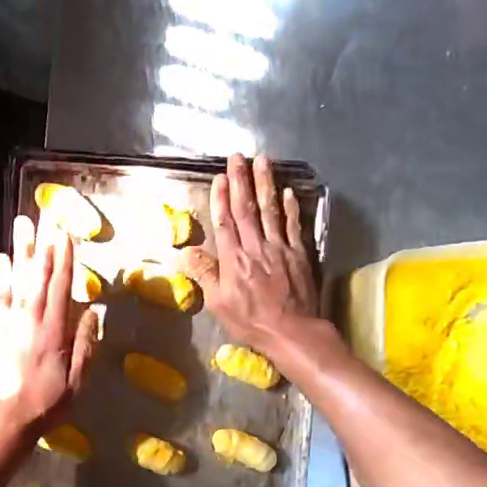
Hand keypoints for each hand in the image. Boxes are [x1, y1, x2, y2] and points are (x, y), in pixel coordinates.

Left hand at [0, 214, 100, 445]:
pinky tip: (2, 259)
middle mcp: (32, 324)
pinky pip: (0, 299)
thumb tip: (92, 313)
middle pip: (38, 278)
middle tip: (44, 217)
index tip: (66, 235)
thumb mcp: (77, 382)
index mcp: (54, 335)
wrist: (7, 420)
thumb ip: (85, 347)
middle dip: (43, 246)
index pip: (61, 290)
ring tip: (22, 226)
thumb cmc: (48, 404)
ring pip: (18, 283)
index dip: (64, 261)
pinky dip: (2, 278)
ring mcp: (12, 326)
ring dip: (21, 253)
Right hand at [180, 154, 321, 359]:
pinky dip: (290, 207)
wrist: (292, 330)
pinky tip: (288, 192)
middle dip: (241, 180)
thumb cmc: (250, 321)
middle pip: (246, 208)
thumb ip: (205, 274)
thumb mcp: (219, 303)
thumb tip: (187, 252)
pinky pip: (293, 225)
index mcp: (234, 259)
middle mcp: (256, 247)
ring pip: (271, 210)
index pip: (225, 221)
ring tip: (263, 161)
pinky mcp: (299, 254)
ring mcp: (280, 248)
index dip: (221, 198)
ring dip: (266, 184)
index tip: (219, 177)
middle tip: (238, 156)